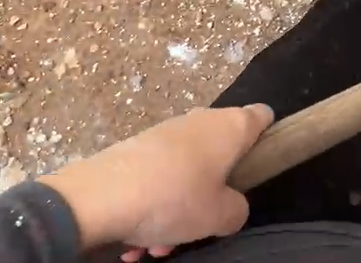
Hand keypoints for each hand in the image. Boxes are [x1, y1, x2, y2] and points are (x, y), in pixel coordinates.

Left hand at [40, 104, 273, 256]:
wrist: (95, 197)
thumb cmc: (173, 198)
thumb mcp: (218, 217)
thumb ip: (237, 211)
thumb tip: (232, 208)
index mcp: (233, 126)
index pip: (264, 116)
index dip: (264, 139)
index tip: (253, 169)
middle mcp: (204, 120)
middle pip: (221, 151)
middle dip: (211, 188)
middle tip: (197, 223)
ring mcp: (167, 131)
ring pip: (185, 168)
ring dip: (177, 204)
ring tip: (154, 244)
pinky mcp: (135, 147)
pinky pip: (155, 175)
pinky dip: (150, 202)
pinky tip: (131, 240)